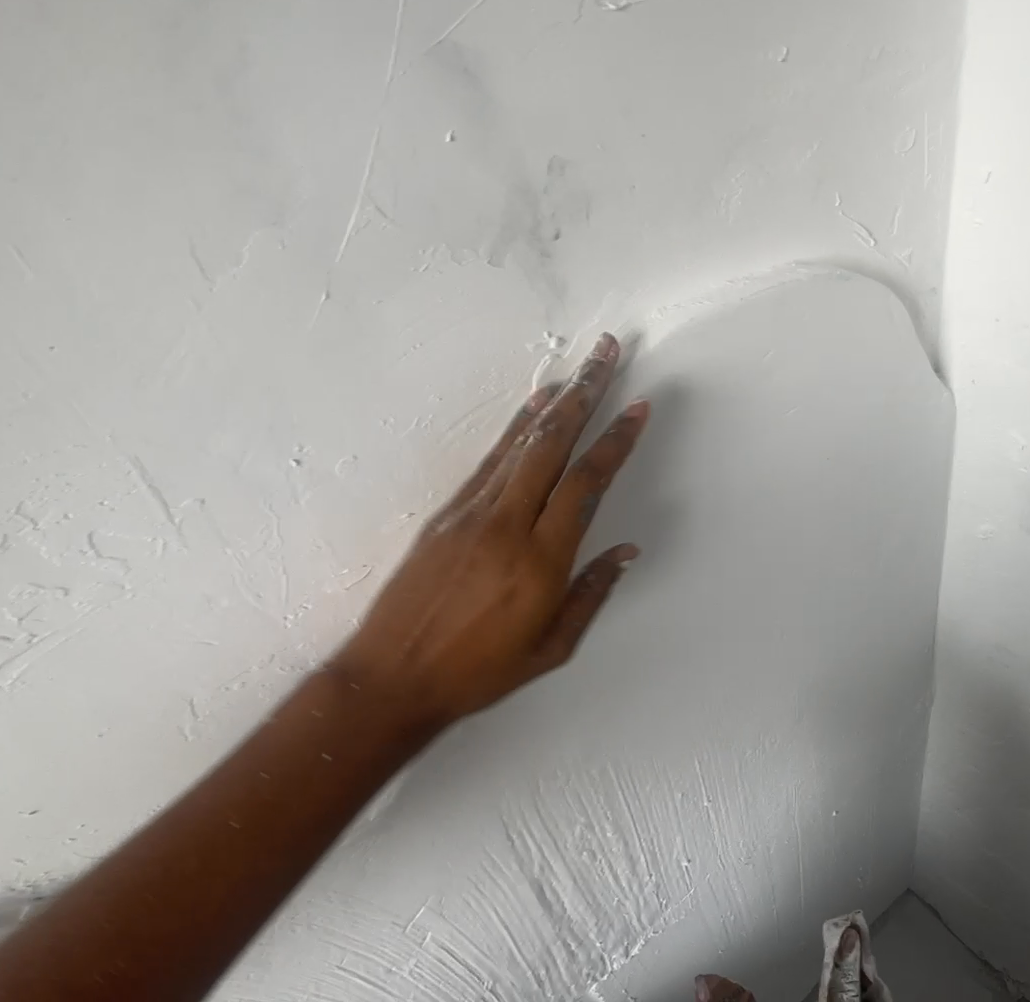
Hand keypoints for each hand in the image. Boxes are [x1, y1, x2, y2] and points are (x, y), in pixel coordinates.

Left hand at [333, 334, 649, 722]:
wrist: (391, 677)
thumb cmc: (478, 672)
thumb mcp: (550, 648)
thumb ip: (591, 594)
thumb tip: (624, 551)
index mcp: (540, 561)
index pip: (585, 483)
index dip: (616, 441)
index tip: (637, 407)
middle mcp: (508, 525)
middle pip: (552, 444)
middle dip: (586, 393)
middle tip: (606, 353)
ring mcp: (472, 513)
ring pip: (520, 444)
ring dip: (553, 402)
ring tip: (578, 369)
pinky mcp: (446, 514)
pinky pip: (490, 460)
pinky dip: (515, 428)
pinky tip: (532, 408)